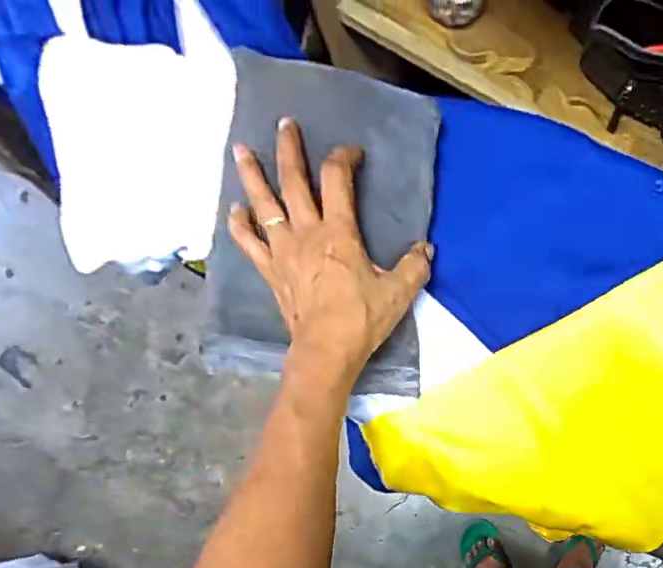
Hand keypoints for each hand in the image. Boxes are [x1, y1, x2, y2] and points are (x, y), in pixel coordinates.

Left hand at [227, 117, 433, 397]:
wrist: (327, 347)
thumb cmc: (364, 319)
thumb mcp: (399, 293)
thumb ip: (413, 267)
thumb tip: (425, 249)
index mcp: (339, 234)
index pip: (337, 182)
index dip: (343, 160)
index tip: (351, 152)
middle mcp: (306, 232)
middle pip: (293, 180)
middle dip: (289, 149)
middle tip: (285, 125)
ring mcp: (283, 249)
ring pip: (262, 202)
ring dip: (252, 173)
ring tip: (242, 149)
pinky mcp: (270, 269)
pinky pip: (248, 239)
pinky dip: (239, 222)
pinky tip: (237, 209)